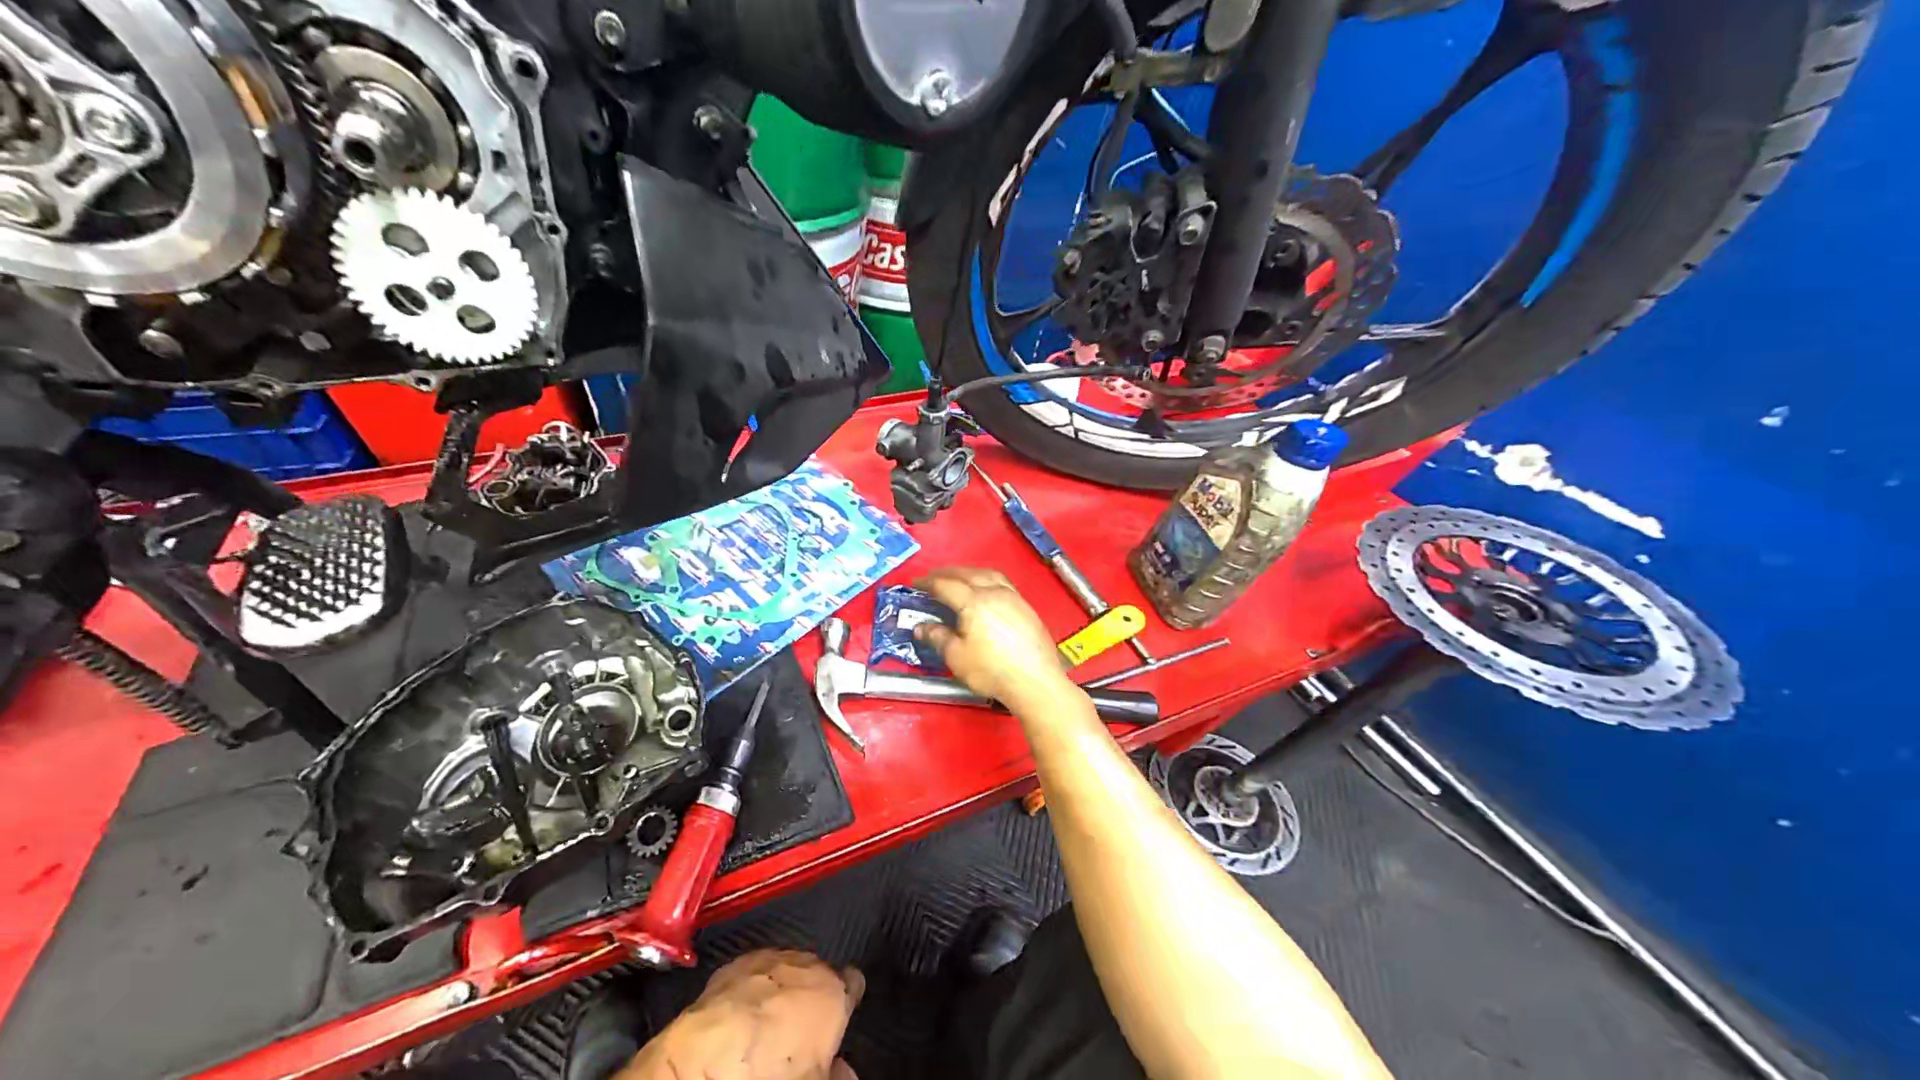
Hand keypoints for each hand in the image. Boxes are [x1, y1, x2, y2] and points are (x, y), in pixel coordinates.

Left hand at [616, 950, 862, 1079]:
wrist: (709, 1059)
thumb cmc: (775, 1072)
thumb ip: (837, 1072)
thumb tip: (844, 1069)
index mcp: (834, 991)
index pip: (854, 983)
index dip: (846, 1000)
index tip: (837, 1019)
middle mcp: (807, 964)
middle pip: (817, 973)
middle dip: (810, 994)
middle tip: (797, 1029)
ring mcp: (770, 958)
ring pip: (785, 968)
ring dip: (781, 987)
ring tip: (765, 1021)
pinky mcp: (736, 962)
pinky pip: (754, 973)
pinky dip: (751, 988)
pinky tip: (738, 1014)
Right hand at [913, 566, 1073, 705]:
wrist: (1035, 680)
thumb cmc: (992, 670)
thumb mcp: (957, 657)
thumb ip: (938, 637)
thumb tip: (921, 627)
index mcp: (974, 602)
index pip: (946, 585)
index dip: (928, 583)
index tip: (915, 584)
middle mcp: (994, 592)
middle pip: (967, 573)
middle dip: (947, 573)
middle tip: (933, 578)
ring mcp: (1013, 597)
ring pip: (988, 574)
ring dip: (969, 572)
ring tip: (958, 578)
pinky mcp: (1026, 607)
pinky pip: (1002, 583)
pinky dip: (986, 579)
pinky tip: (985, 590)